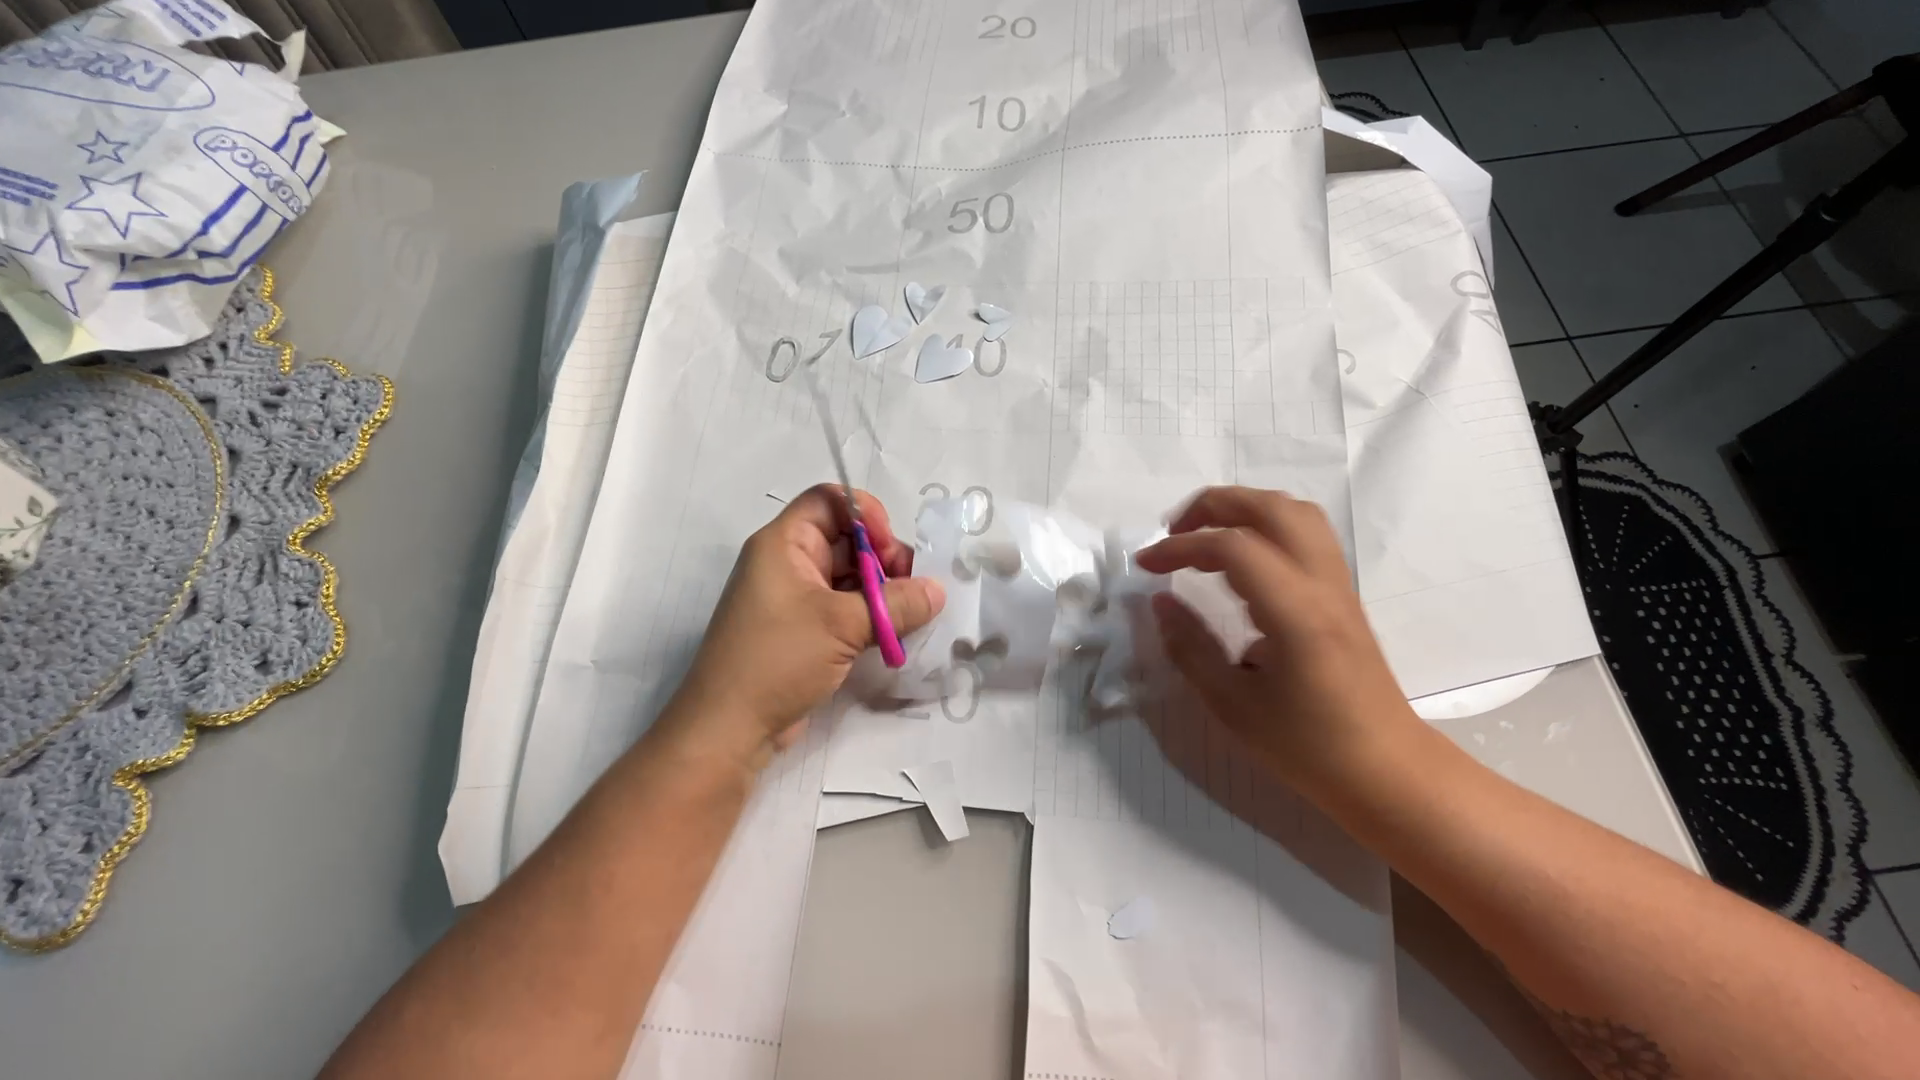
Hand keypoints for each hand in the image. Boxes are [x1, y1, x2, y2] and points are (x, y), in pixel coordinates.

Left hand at [662, 485, 944, 768]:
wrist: (729, 729)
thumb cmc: (777, 660)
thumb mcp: (842, 626)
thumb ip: (897, 604)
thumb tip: (938, 591)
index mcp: (784, 544)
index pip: (830, 502)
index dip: (866, 515)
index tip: (890, 551)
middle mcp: (788, 564)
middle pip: (846, 539)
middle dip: (884, 559)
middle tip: (910, 592)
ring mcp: (795, 600)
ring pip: (850, 577)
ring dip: (882, 592)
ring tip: (908, 618)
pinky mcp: (804, 631)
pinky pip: (844, 608)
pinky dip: (870, 616)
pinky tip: (893, 636)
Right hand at [1134, 486, 1419, 799]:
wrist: (1384, 769)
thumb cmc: (1307, 747)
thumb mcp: (1233, 705)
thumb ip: (1190, 648)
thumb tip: (1160, 603)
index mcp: (1295, 613)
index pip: (1232, 547)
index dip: (1180, 547)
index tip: (1145, 566)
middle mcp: (1322, 585)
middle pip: (1269, 508)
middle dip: (1212, 506)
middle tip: (1172, 535)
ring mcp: (1339, 585)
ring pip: (1294, 511)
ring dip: (1243, 509)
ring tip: (1204, 538)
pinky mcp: (1343, 594)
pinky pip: (1307, 533)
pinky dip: (1266, 526)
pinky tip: (1241, 561)